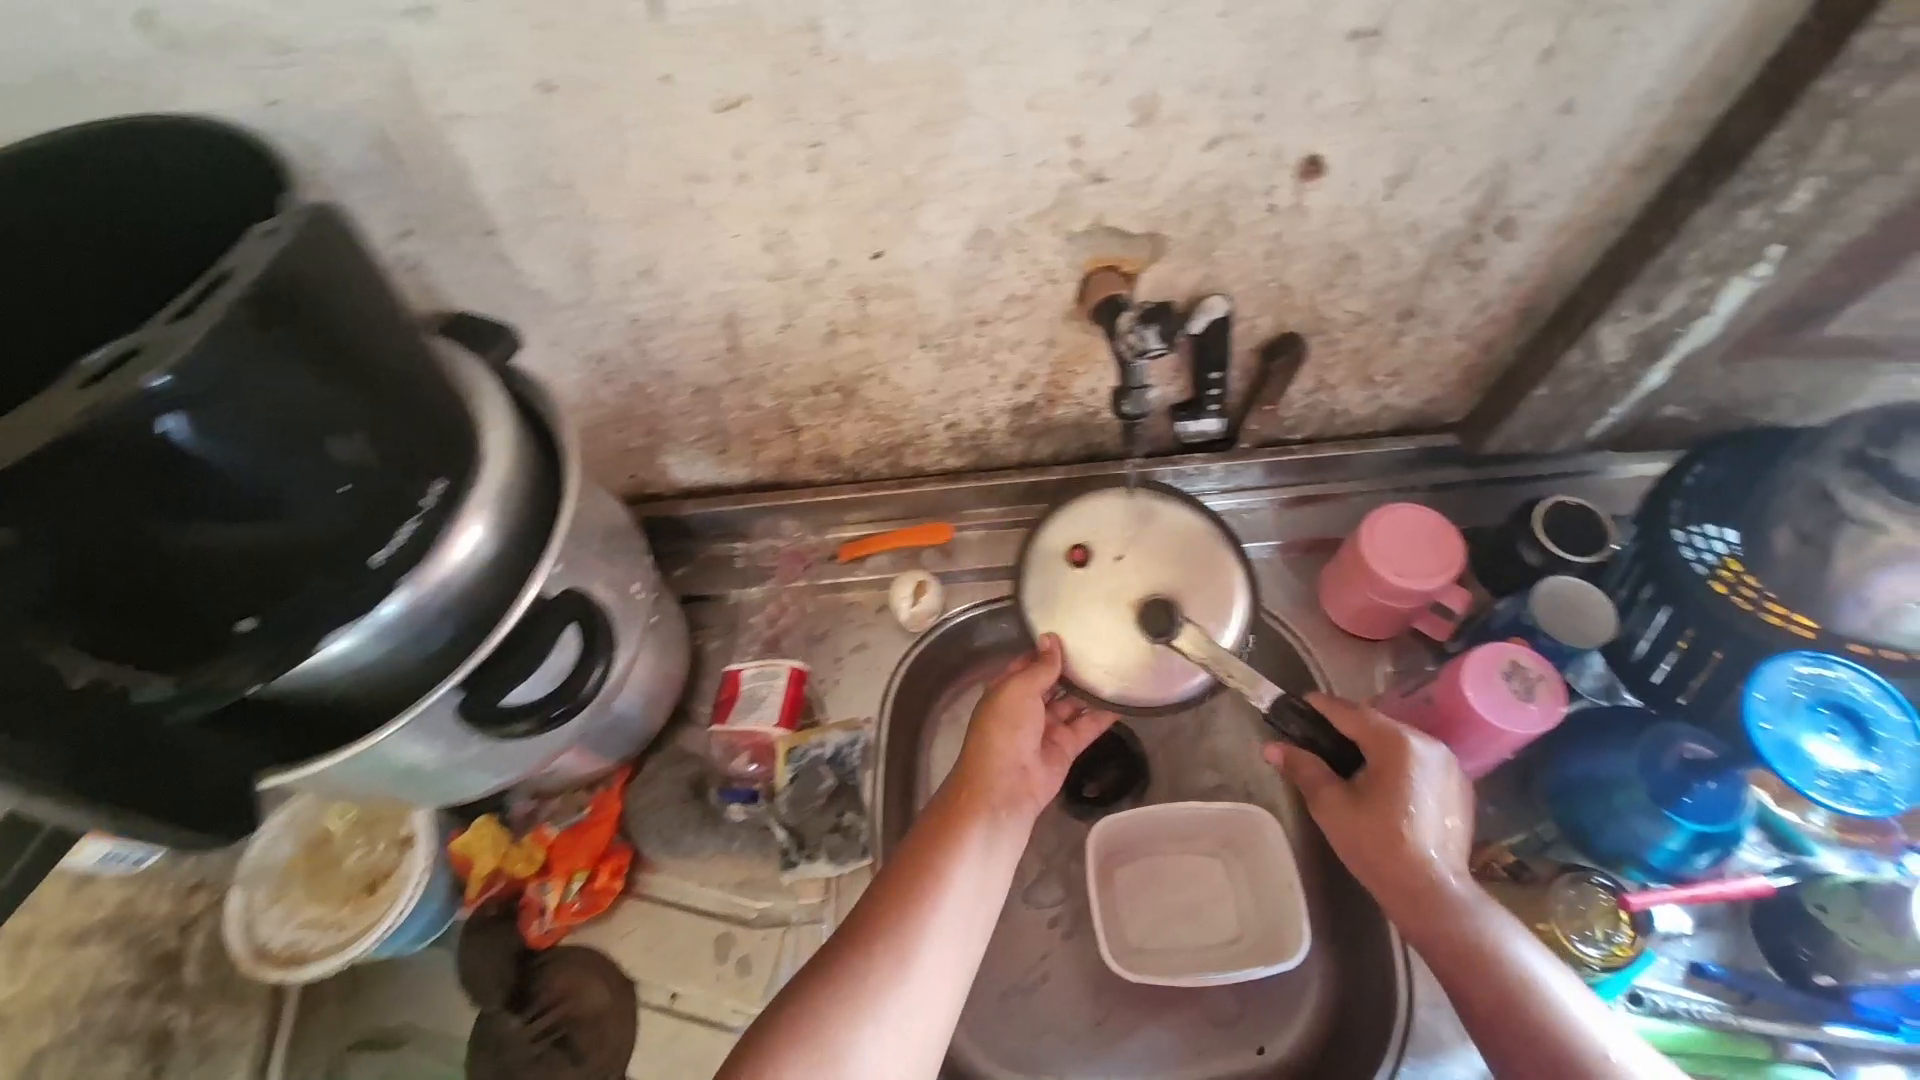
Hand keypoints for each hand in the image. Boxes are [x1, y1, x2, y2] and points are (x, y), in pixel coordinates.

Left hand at [947, 634, 1118, 824]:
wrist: (1005, 788)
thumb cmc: (1004, 730)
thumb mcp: (1018, 690)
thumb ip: (1040, 667)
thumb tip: (1051, 638)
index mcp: (1006, 690)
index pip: (1028, 664)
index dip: (1047, 650)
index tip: (1073, 631)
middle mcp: (1025, 708)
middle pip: (1051, 683)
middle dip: (1071, 668)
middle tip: (1101, 647)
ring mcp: (1046, 729)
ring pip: (1071, 704)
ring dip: (1089, 690)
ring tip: (1116, 668)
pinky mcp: (1065, 748)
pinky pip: (1086, 727)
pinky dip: (1103, 715)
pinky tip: (1123, 700)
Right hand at [1263, 693, 1473, 912]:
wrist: (1433, 894)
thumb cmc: (1376, 845)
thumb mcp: (1330, 805)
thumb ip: (1303, 768)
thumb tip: (1271, 747)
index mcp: (1397, 742)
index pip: (1350, 711)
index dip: (1320, 707)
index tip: (1297, 706)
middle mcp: (1428, 743)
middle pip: (1376, 724)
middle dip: (1345, 728)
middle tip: (1316, 739)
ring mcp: (1449, 764)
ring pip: (1399, 741)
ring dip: (1371, 745)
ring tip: (1345, 761)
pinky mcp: (1458, 785)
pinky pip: (1418, 760)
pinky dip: (1396, 762)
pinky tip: (1381, 784)